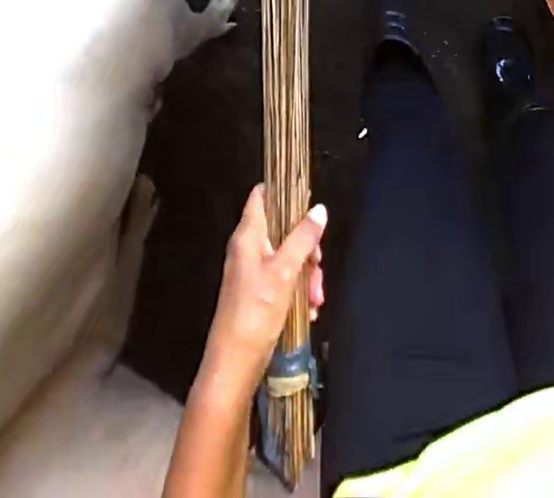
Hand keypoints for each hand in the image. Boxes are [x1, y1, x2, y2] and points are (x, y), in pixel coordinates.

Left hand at [196, 184, 325, 401]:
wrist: (234, 362)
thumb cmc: (256, 310)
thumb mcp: (285, 271)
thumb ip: (303, 238)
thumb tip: (319, 209)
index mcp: (248, 234)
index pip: (262, 195)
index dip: (284, 190)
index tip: (307, 199)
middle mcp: (248, 247)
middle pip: (283, 228)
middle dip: (307, 246)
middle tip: (318, 266)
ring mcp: (252, 270)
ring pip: (288, 256)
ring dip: (307, 275)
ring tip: (316, 299)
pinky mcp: (258, 292)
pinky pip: (284, 280)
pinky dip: (298, 291)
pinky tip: (310, 311)